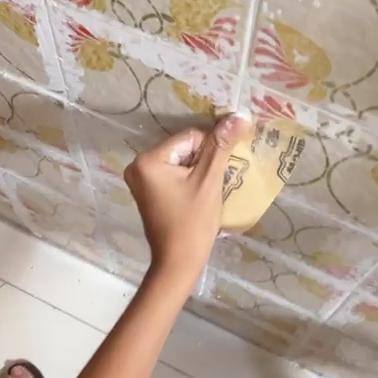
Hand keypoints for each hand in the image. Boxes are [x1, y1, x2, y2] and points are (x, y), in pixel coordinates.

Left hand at [126, 114, 249, 279]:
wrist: (178, 262)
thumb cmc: (193, 222)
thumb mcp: (209, 181)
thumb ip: (221, 146)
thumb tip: (239, 116)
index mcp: (148, 160)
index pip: (190, 137)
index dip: (212, 148)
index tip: (223, 168)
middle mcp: (138, 166)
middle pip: (184, 148)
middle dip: (205, 159)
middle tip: (217, 180)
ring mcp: (140, 180)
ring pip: (181, 161)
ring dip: (200, 169)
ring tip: (210, 189)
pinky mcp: (148, 192)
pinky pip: (173, 174)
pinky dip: (189, 179)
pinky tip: (199, 195)